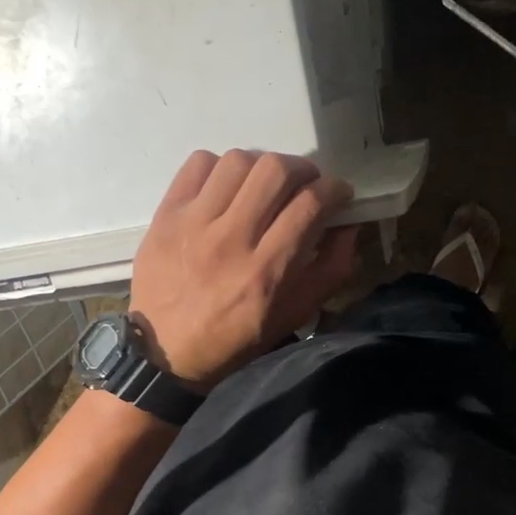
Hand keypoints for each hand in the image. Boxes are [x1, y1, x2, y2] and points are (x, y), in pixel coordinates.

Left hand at [128, 150, 357, 390]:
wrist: (166, 352)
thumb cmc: (236, 339)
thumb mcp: (294, 316)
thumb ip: (329, 271)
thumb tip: (349, 228)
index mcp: (267, 270)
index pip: (310, 204)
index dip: (334, 189)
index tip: (339, 193)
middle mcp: (232, 239)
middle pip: (276, 171)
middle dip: (303, 169)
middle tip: (306, 183)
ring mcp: (195, 223)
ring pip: (238, 161)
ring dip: (262, 166)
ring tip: (265, 184)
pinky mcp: (167, 214)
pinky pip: (198, 164)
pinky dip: (220, 167)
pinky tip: (227, 187)